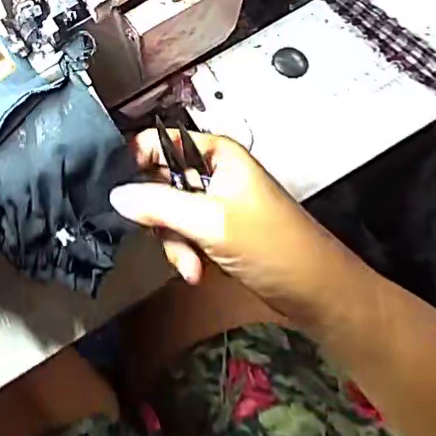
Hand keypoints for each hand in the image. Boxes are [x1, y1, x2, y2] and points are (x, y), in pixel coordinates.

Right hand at [109, 129, 374, 334]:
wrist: (318, 294)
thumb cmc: (274, 246)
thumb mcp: (212, 222)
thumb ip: (161, 205)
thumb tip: (117, 194)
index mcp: (216, 153)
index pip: (161, 141)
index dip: (138, 160)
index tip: (120, 187)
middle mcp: (213, 171)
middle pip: (160, 179)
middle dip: (159, 214)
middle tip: (165, 236)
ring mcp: (214, 201)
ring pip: (169, 211)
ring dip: (173, 240)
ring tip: (190, 266)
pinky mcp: (216, 229)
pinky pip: (183, 232)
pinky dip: (184, 252)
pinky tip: (196, 271)